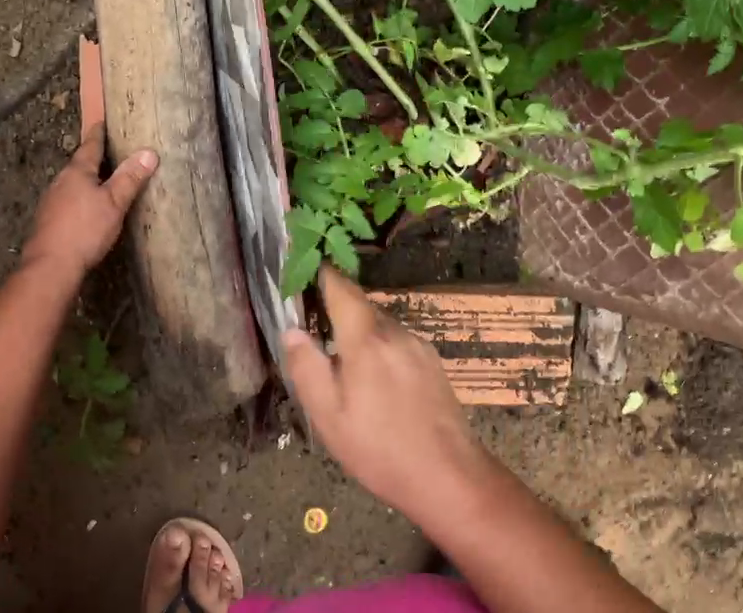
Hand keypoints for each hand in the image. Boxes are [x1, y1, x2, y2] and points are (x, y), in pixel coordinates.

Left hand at [22, 122, 157, 275]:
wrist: (50, 266)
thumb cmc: (84, 230)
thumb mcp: (114, 203)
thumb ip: (130, 178)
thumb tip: (148, 152)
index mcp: (77, 172)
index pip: (90, 146)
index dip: (98, 134)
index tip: (101, 122)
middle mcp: (60, 182)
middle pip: (79, 165)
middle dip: (92, 159)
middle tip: (108, 153)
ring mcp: (50, 202)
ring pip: (71, 185)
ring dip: (85, 181)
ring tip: (100, 182)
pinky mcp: (47, 222)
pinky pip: (66, 202)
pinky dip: (78, 199)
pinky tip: (85, 210)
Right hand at [283, 269, 492, 518]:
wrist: (450, 478)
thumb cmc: (380, 449)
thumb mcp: (328, 416)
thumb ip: (306, 368)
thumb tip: (291, 330)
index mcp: (366, 340)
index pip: (342, 289)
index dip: (323, 273)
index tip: (306, 263)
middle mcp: (395, 333)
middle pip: (361, 307)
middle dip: (338, 310)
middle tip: (316, 327)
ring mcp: (419, 347)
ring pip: (380, 326)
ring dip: (360, 334)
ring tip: (345, 365)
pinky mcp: (433, 365)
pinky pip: (398, 343)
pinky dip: (380, 349)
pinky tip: (376, 383)